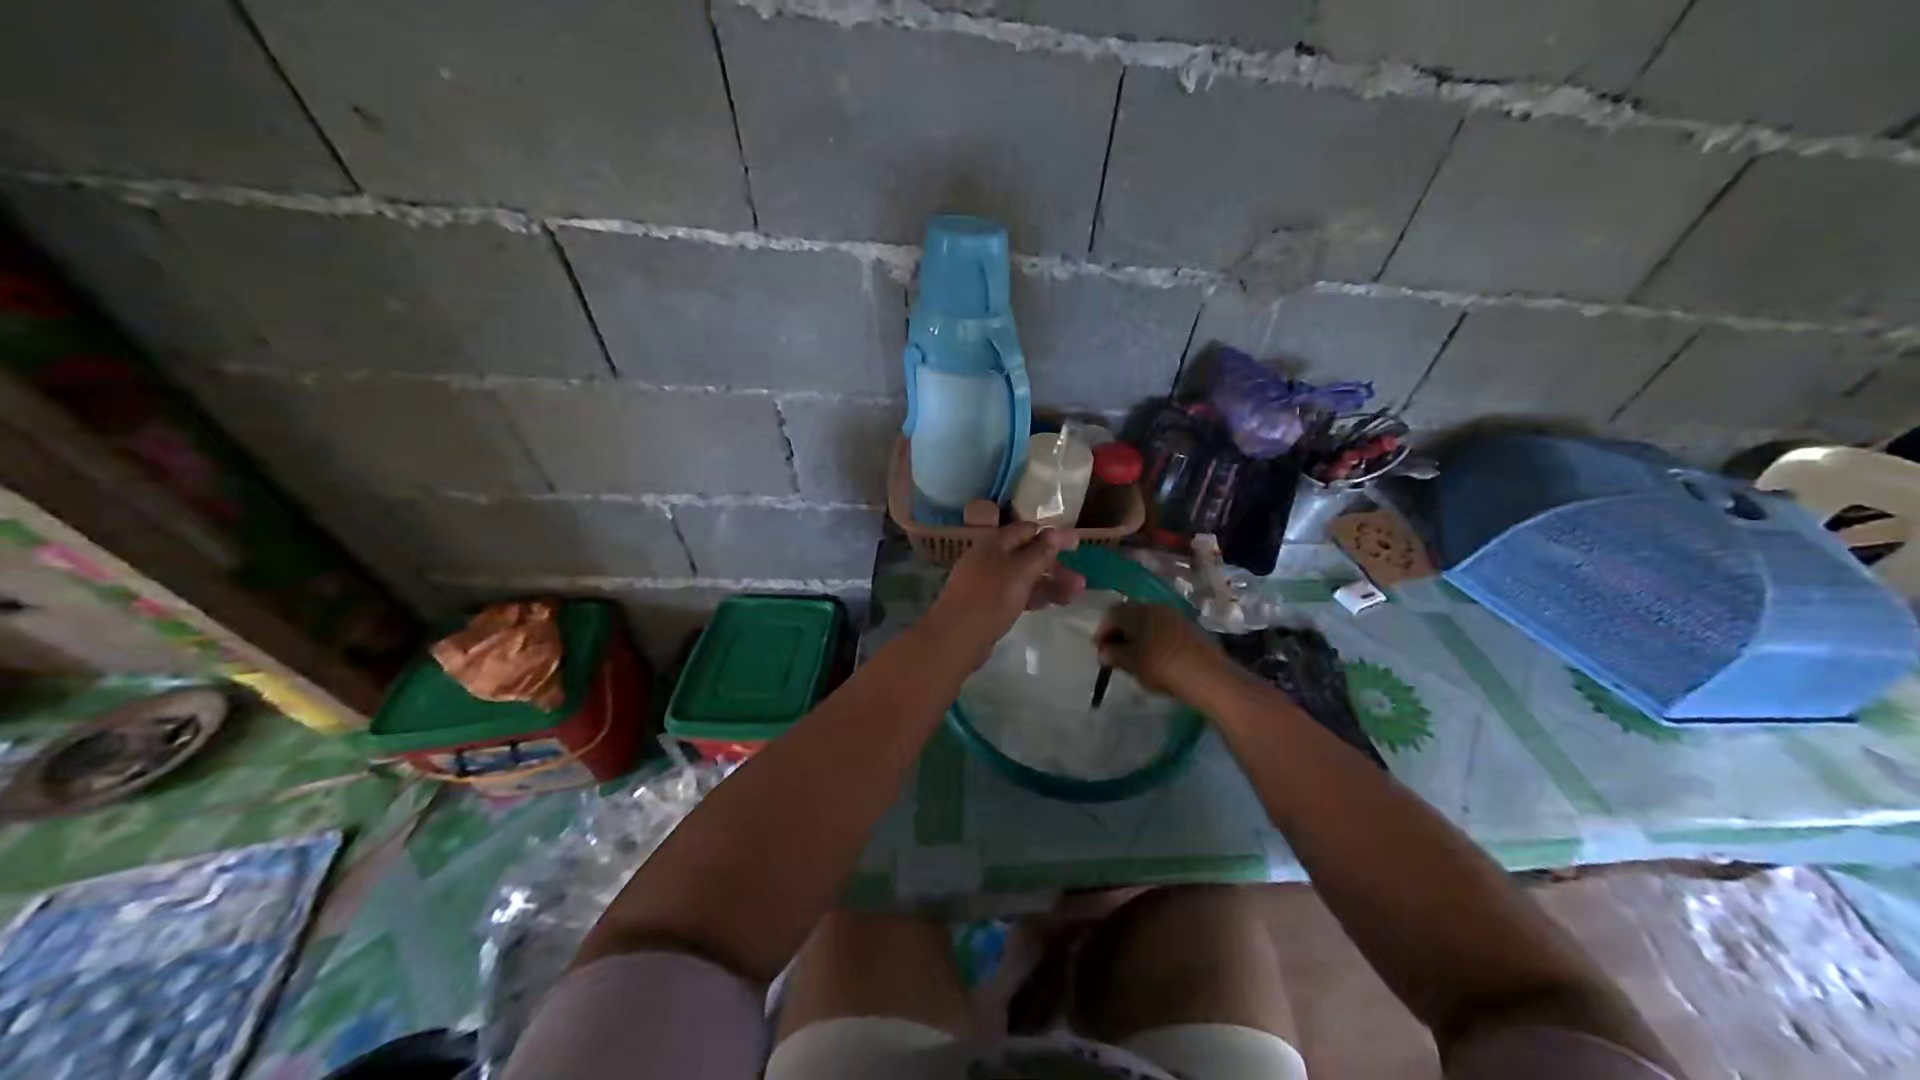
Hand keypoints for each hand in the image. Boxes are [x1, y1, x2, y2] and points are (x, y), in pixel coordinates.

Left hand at [924, 524, 1084, 667]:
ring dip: (1049, 584)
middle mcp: (989, 558)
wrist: (956, 637)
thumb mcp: (1020, 571)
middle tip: (1080, 583)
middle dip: (1055, 567)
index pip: (1027, 530)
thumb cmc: (990, 598)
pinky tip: (1050, 605)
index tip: (1077, 545)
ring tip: (1073, 597)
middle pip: (1028, 555)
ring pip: (1023, 577)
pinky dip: (1033, 596)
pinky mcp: (986, 604)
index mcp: (995, 543)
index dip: (1053, 536)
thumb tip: (1058, 532)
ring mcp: (986, 582)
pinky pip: (1015, 594)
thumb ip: (1040, 552)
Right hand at [1094, 601, 1224, 698]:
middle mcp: (1155, 607)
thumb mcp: (1131, 664)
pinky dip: (1155, 639)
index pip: (1111, 614)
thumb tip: (1104, 651)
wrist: (1208, 675)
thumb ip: (1113, 655)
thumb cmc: (1161, 666)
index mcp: (1137, 611)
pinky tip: (1157, 657)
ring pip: (1148, 621)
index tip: (1100, 651)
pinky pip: (1164, 629)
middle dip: (1120, 633)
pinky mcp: (1190, 627)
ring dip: (1138, 636)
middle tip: (1116, 653)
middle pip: (1130, 615)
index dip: (1102, 632)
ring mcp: (1175, 615)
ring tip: (1136, 657)